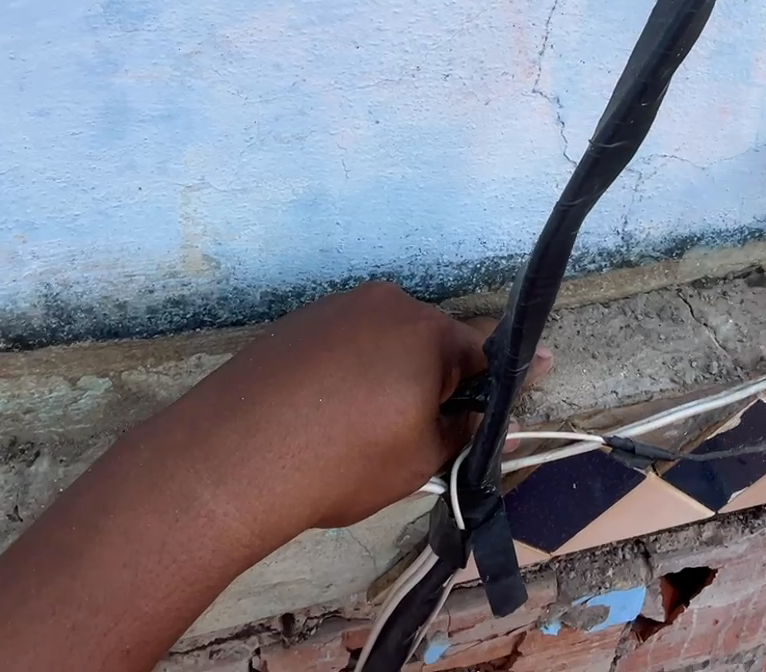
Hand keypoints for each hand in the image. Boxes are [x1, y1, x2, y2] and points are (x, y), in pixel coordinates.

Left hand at [0, 283, 540, 671]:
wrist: (233, 453)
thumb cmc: (342, 460)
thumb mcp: (419, 458)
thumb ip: (465, 425)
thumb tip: (496, 406)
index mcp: (429, 334)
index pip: (486, 350)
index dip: (503, 374)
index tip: (532, 372)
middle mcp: (390, 304)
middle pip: (434, 341)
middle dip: (438, 378)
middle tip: (419, 427)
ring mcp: (341, 305)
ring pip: (389, 337)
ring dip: (393, 370)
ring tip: (363, 422)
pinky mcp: (304, 317)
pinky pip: (349, 336)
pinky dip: (353, 364)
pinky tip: (327, 405)